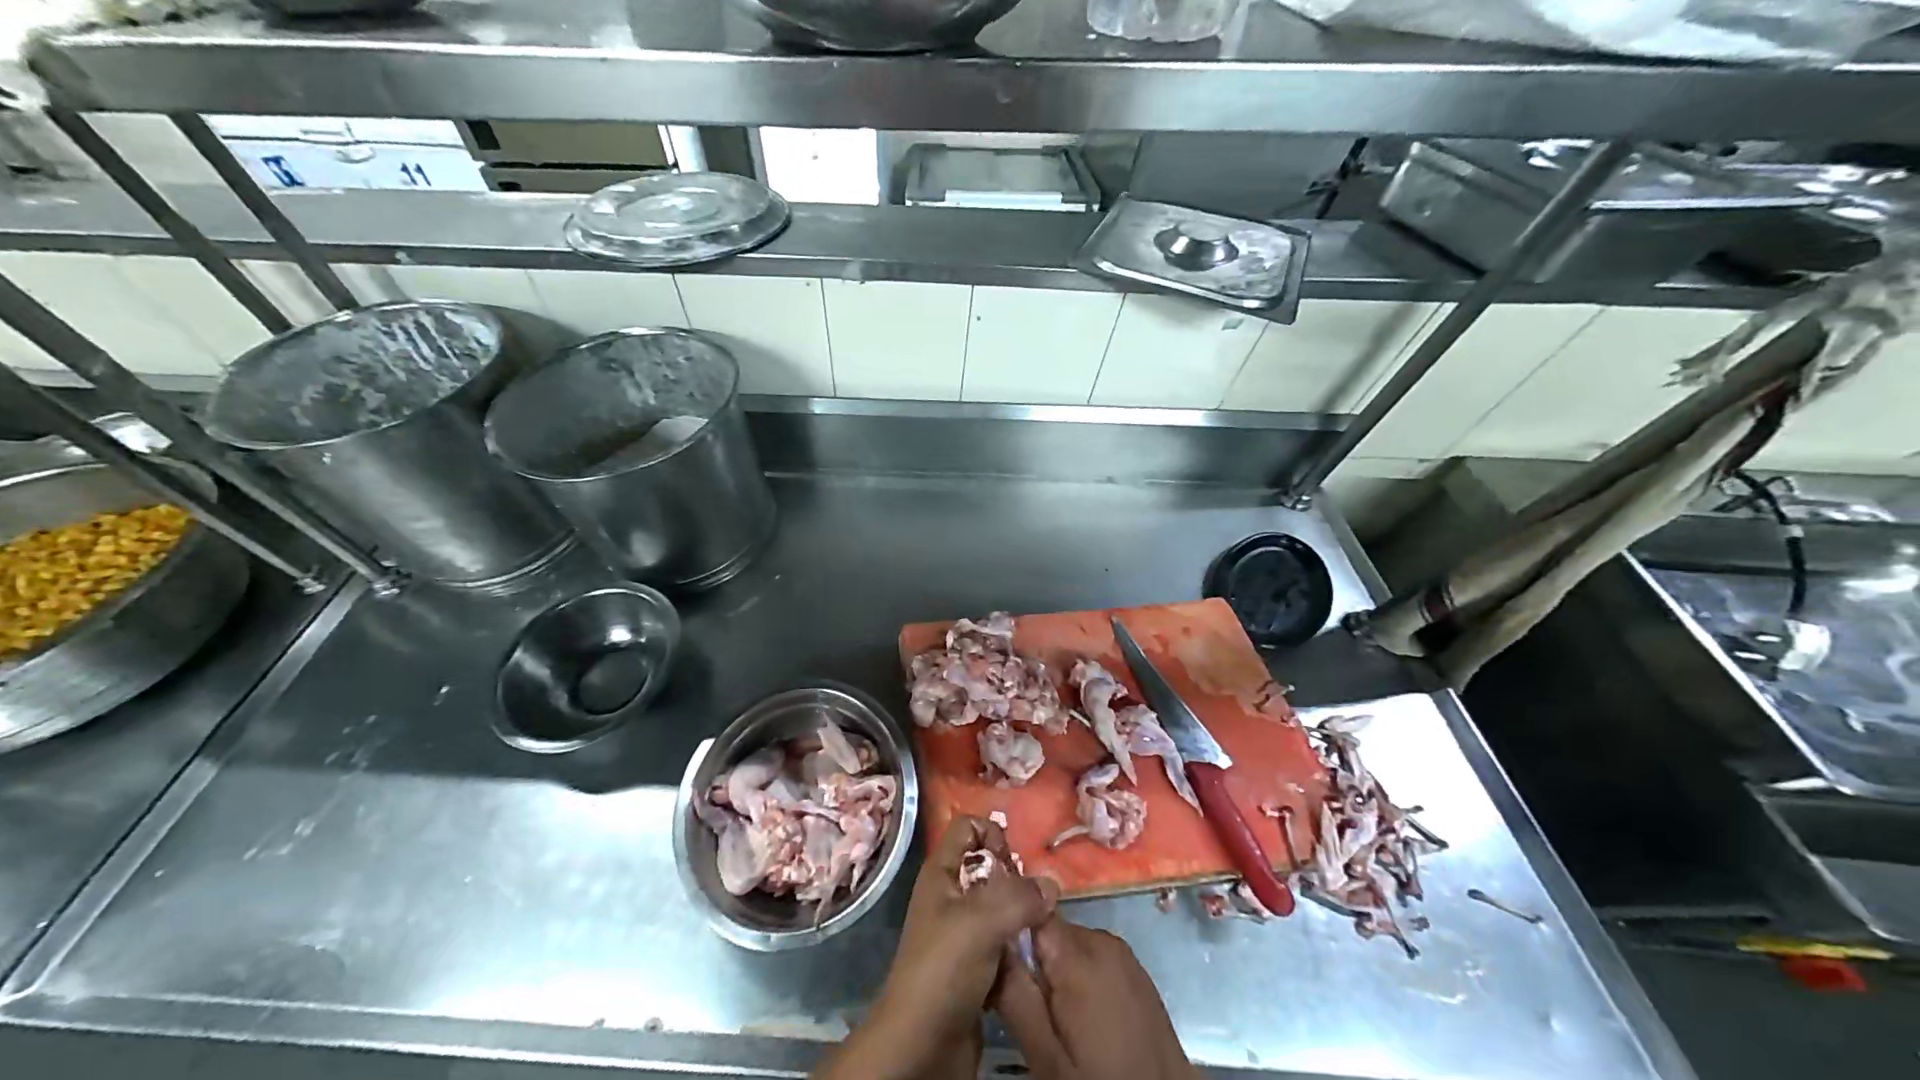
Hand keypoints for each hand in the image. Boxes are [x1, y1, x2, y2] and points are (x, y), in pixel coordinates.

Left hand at [813, 815, 1056, 1079]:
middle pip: (989, 868)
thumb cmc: (944, 969)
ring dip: (1023, 918)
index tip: (1015, 864)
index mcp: (941, 873)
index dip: (993, 835)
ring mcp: (962, 934)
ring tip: (1041, 931)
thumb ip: (1019, 895)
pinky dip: (1019, 949)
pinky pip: (1005, 944)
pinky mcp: (975, 967)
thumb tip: (1051, 885)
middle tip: (1036, 901)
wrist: (922, 1044)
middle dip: (1017, 879)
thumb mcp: (981, 920)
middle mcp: (950, 897)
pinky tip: (1034, 959)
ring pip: (1001, 909)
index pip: (968, 828)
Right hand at [994, 918, 1200, 1079]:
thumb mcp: (1045, 1053)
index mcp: (1077, 954)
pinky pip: (1094, 958)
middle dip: (1033, 958)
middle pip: (1049, 929)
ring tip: (1053, 1015)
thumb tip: (991, 942)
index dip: (1009, 929)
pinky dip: (1081, 977)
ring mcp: (1123, 954)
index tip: (995, 959)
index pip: (1029, 910)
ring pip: (1070, 944)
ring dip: (1057, 970)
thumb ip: (1015, 994)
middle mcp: (1101, 940)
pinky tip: (1082, 1016)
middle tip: (1024, 1002)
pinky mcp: (1137, 971)